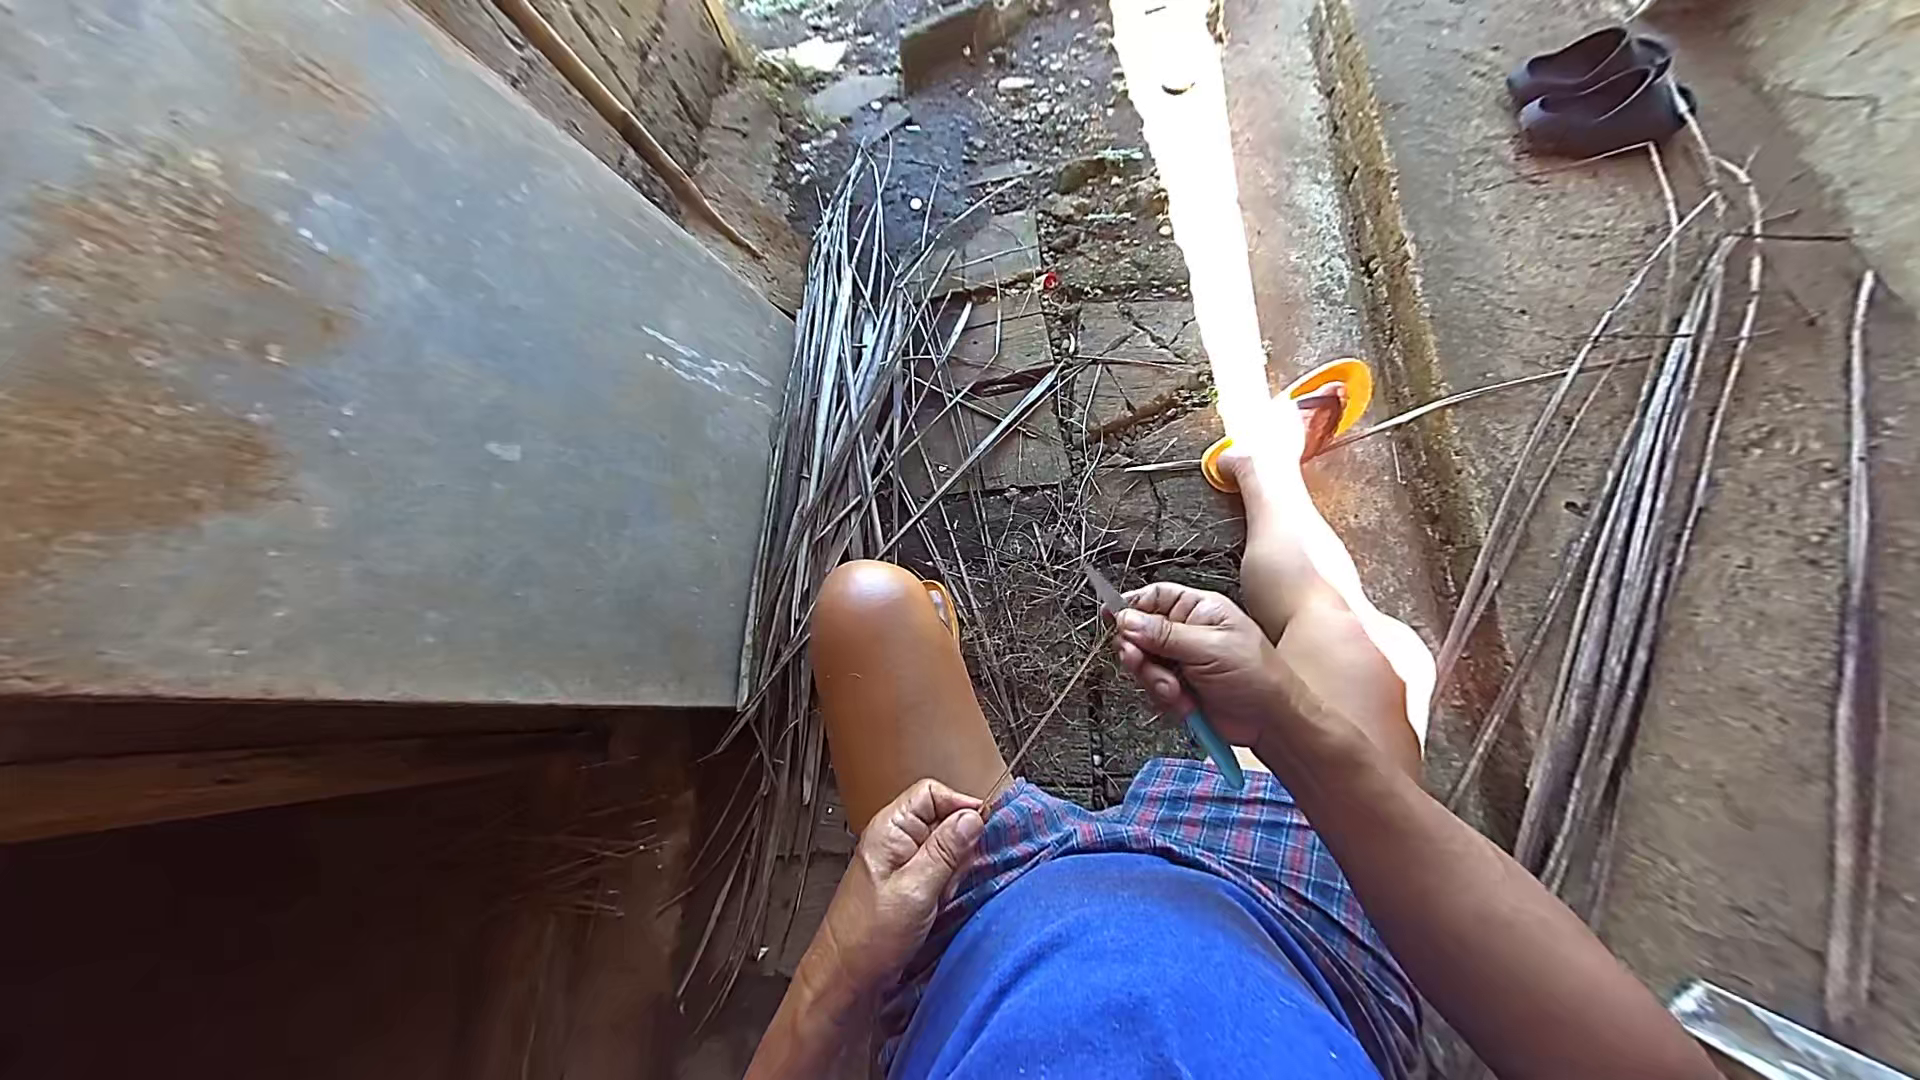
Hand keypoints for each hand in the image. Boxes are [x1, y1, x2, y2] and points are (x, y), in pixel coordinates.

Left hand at [808, 779, 984, 993]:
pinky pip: (939, 869)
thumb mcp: (916, 890)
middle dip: (959, 844)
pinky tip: (940, 903)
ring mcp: (901, 860)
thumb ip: (947, 850)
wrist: (844, 980)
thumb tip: (973, 817)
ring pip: (944, 846)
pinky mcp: (908, 882)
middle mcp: (895, 837)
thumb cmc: (865, 938)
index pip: (933, 792)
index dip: (960, 805)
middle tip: (957, 871)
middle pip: (942, 818)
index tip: (982, 826)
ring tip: (943, 893)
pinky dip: (947, 884)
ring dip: (953, 868)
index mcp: (890, 827)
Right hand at [1111, 582, 1285, 746]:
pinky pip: (1150, 689)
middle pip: (1138, 632)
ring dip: (1154, 680)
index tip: (1110, 616)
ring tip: (1176, 690)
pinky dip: (1163, 699)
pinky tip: (1185, 702)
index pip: (1152, 597)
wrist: (1271, 723)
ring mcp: (1178, 661)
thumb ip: (1164, 634)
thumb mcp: (1209, 647)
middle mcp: (1185, 632)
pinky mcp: (1175, 688)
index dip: (1129, 606)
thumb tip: (1127, 619)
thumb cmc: (1258, 676)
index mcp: (1197, 610)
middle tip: (1142, 661)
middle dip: (1139, 652)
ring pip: (1141, 664)